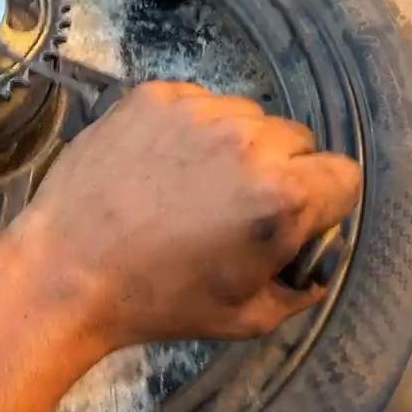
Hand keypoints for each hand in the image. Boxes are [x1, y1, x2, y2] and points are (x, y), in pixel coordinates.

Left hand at [3, 81, 361, 348]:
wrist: (68, 268)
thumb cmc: (159, 300)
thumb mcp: (249, 316)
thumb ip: (302, 284)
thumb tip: (317, 254)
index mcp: (281, 196)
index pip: (342, 174)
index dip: (324, 200)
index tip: (294, 216)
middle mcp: (247, 141)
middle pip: (295, 139)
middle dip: (279, 169)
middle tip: (236, 201)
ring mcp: (196, 110)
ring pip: (246, 115)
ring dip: (234, 143)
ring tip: (191, 179)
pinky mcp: (153, 95)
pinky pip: (197, 101)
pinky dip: (190, 126)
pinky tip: (160, 159)